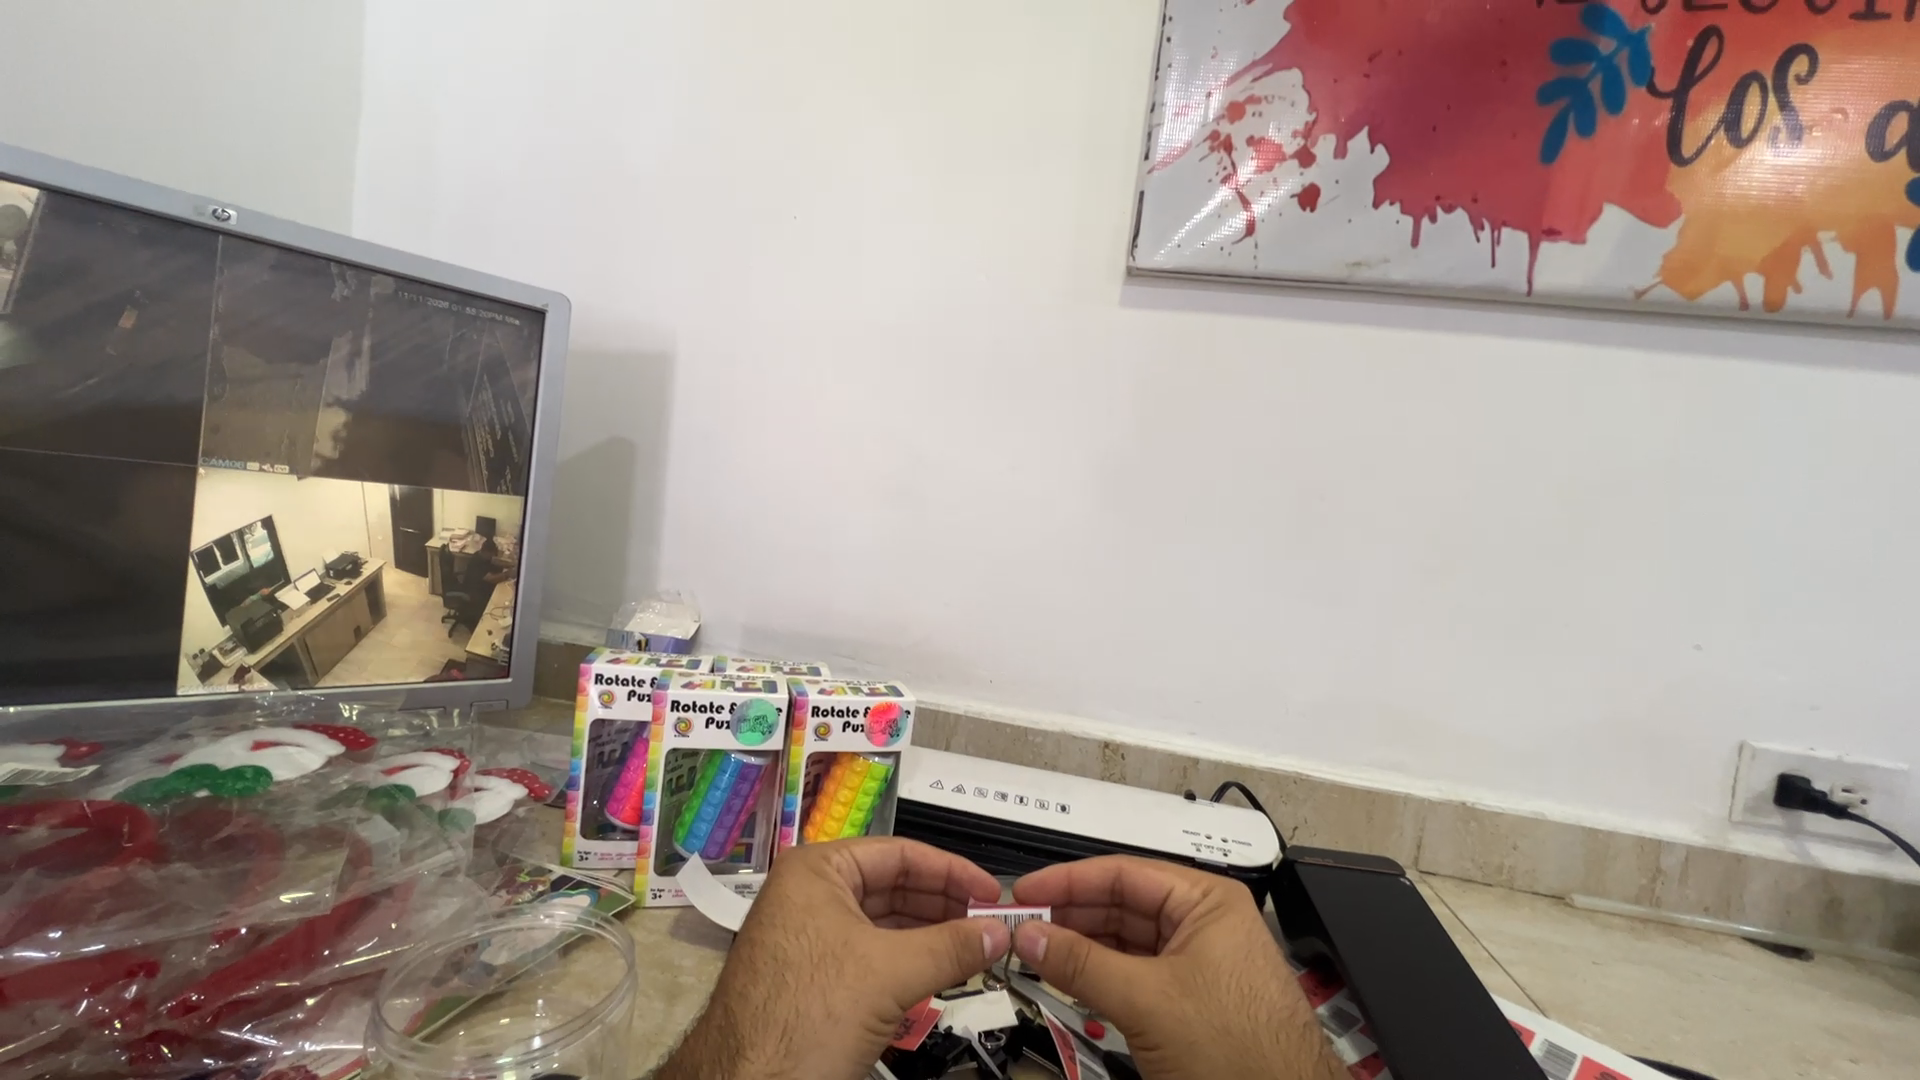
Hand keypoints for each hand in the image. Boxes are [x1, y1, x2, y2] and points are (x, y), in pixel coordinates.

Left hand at [654, 838, 1010, 1079]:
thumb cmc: (809, 1016)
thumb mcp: (889, 975)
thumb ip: (950, 947)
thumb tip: (1001, 932)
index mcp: (818, 870)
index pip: (899, 853)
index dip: (951, 871)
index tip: (992, 891)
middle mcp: (811, 893)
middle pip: (893, 886)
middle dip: (944, 906)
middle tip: (990, 923)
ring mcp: (810, 935)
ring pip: (885, 923)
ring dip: (930, 936)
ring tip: (975, 948)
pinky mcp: (813, 974)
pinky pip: (871, 954)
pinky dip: (908, 962)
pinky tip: (940, 971)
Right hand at [1011, 857, 1346, 1079]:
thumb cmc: (1237, 1051)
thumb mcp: (1147, 1001)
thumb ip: (1081, 963)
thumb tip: (1028, 935)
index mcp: (1204, 900)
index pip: (1123, 873)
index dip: (1069, 881)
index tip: (1026, 892)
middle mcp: (1202, 920)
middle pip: (1122, 903)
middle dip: (1071, 915)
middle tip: (1023, 925)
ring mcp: (1197, 960)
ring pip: (1125, 939)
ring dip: (1081, 946)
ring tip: (1036, 951)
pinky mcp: (1189, 997)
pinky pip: (1134, 971)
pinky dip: (1099, 973)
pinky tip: (1068, 975)